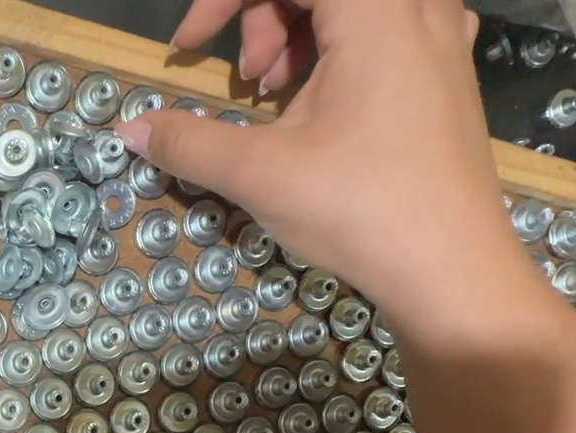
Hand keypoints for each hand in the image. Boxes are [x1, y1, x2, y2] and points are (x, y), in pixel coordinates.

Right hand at [117, 0, 531, 341]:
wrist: (445, 262)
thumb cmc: (355, 206)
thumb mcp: (257, 173)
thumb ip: (188, 142)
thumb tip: (129, 129)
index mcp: (378, 11)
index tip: (185, 50)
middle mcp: (418, 6)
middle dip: (261, 15)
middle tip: (245, 83)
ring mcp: (437, 37)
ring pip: (349, 4)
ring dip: (293, 35)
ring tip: (272, 98)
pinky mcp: (440, 72)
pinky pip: (378, 29)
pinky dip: (329, 52)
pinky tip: (311, 109)